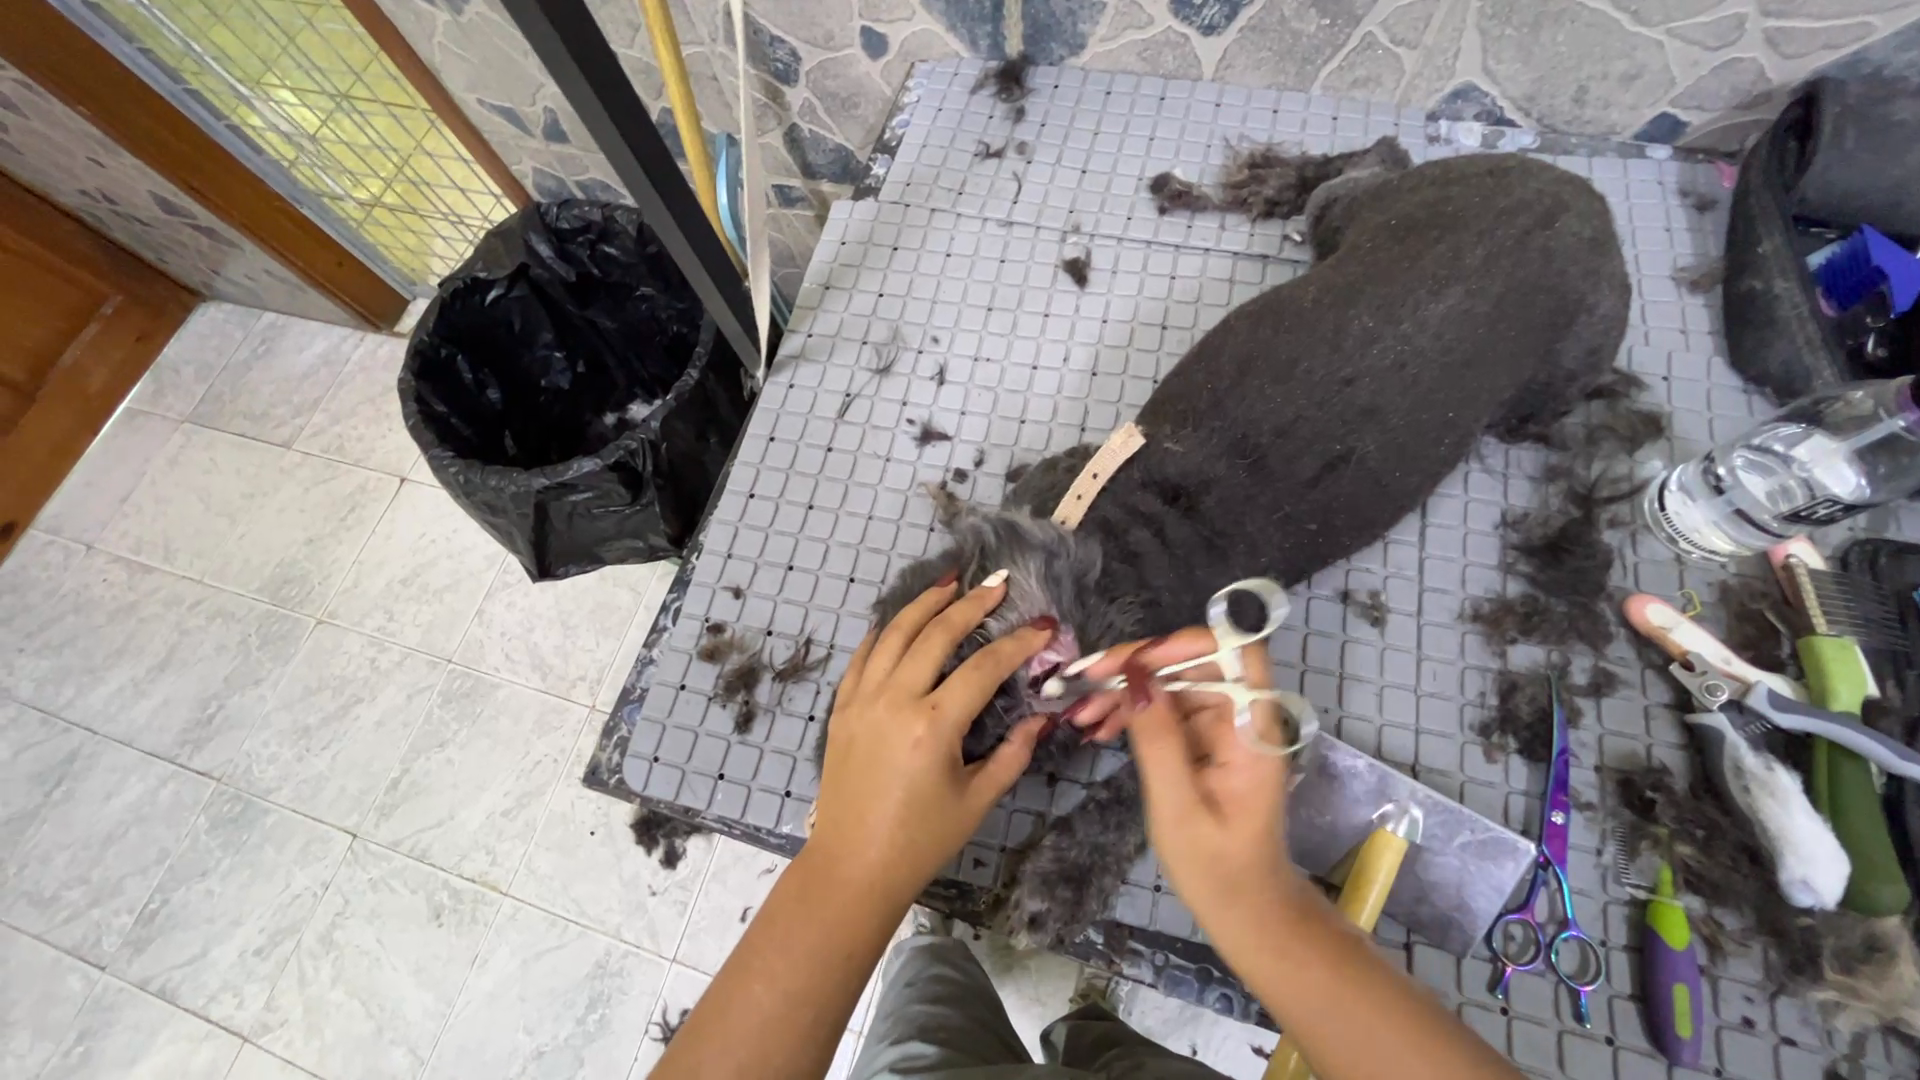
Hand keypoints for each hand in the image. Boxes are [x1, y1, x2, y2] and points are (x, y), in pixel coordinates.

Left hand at [808, 570, 1056, 903]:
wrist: (852, 865)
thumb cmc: (921, 840)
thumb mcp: (976, 801)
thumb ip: (1013, 754)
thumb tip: (1042, 719)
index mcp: (933, 725)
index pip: (984, 667)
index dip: (1018, 642)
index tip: (1044, 624)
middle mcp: (895, 700)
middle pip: (936, 634)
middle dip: (971, 604)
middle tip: (997, 583)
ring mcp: (862, 700)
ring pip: (894, 633)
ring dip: (924, 603)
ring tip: (950, 583)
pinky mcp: (841, 709)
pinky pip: (862, 657)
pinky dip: (883, 633)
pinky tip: (899, 620)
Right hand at [1063, 630, 1310, 939]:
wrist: (1244, 907)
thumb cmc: (1216, 868)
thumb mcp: (1177, 807)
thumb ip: (1158, 739)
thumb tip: (1134, 676)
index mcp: (1253, 730)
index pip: (1236, 654)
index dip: (1188, 644)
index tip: (1136, 661)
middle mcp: (1243, 716)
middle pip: (1193, 663)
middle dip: (1137, 667)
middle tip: (1084, 681)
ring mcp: (1223, 726)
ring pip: (1172, 683)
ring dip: (1125, 691)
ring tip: (1080, 712)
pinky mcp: (1205, 738)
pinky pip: (1166, 708)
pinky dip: (1131, 712)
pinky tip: (1097, 726)